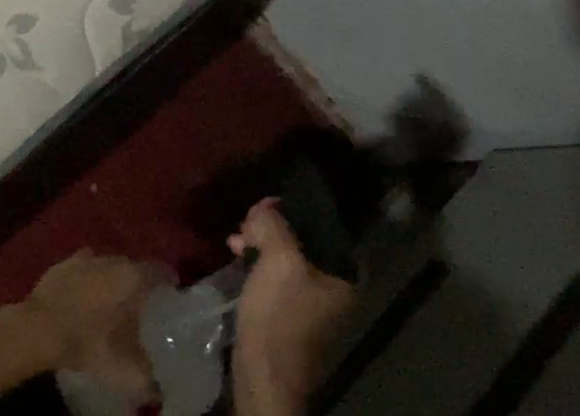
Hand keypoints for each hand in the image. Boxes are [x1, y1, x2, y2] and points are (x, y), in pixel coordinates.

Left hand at [23, 251, 164, 405]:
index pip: (159, 270)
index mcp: (132, 278)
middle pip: (131, 265)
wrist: (41, 328)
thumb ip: (148, 376)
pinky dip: (88, 278)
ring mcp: (82, 259)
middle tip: (142, 301)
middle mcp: (109, 261)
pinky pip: (82, 268)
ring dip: (111, 277)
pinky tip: (86, 294)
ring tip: (113, 298)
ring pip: (105, 264)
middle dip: (138, 280)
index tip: (172, 291)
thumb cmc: (91, 342)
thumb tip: (156, 387)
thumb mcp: (128, 368)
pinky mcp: (60, 264)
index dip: (168, 280)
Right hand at [228, 200, 354, 407]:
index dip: (291, 211)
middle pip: (303, 241)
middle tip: (244, 226)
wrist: (267, 372)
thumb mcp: (278, 259)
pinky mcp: (293, 313)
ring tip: (234, 242)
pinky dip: (260, 264)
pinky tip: (239, 259)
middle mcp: (338, 287)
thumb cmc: (279, 313)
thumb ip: (273, 225)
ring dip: (261, 244)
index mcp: (346, 274)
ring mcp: (316, 303)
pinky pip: (278, 276)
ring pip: (287, 258)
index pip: (321, 226)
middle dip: (271, 228)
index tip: (262, 207)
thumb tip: (267, 207)